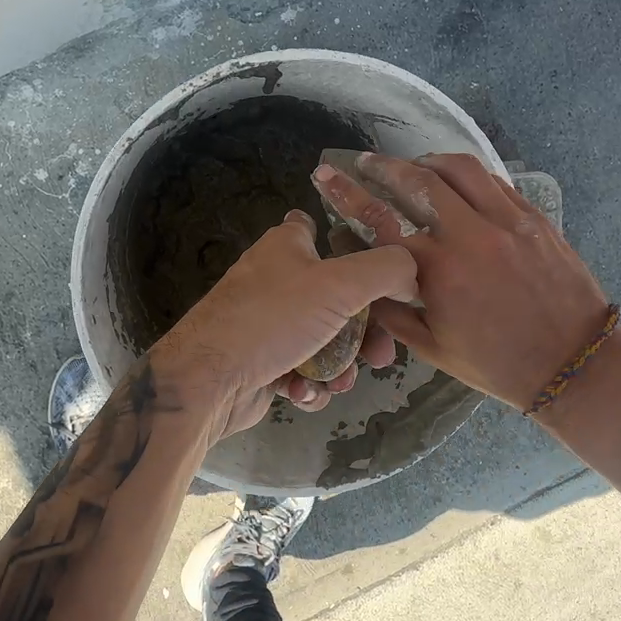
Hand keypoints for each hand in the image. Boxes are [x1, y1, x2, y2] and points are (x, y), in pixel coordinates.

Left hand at [152, 210, 417, 437]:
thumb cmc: (273, 319)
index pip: (320, 228)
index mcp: (288, 246)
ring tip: (337, 383)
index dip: (354, 247)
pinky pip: (301, 369)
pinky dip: (308, 384)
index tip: (383, 276)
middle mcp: (277, 278)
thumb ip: (387, 269)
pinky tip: (301, 392)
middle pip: (338, 299)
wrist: (208, 381)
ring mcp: (268, 323)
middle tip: (380, 358)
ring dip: (338, 367)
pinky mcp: (262, 361)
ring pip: (324, 341)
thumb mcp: (340, 284)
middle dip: (364, 334)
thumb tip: (413, 271)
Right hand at [312, 152, 613, 408]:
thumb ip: (391, 311)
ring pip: (461, 169)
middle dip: (385, 165)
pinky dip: (469, 176)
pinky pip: (495, 182)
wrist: (574, 364)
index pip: (380, 220)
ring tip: (414, 165)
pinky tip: (458, 184)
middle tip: (367, 161)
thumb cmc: (496, 364)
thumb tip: (362, 278)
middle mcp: (471, 235)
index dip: (346, 194)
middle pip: (418, 179)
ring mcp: (508, 221)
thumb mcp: (431, 348)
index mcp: (438, 271)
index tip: (326, 176)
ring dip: (429, 161)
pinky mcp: (535, 219)